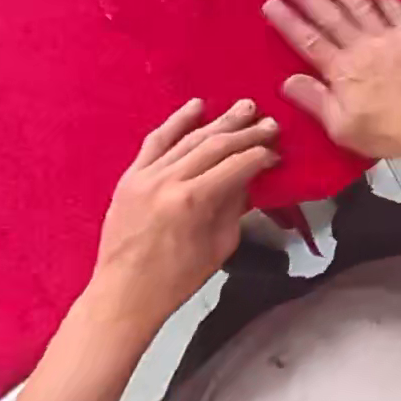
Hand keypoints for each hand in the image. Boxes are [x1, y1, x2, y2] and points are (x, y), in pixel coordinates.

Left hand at [88, 99, 278, 320]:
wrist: (123, 294)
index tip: (277, 152)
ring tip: (245, 107)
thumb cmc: (178, 279)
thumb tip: (249, 177)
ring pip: (189, 138)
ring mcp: (146, 175)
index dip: (261, 156)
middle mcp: (169, 180)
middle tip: (270, 122)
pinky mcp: (130, 176)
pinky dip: (177, 121)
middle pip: (216, 145)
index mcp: (193, 201)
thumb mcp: (220, 245)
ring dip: (220, 120)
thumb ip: (235, 206)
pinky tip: (196, 106)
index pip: (236, 165)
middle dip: (247, 132)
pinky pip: (156, 141)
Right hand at [262, 0, 400, 163]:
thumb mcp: (341, 127)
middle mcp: (361, 47)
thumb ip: (315, 100)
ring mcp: (388, 38)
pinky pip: (395, 8)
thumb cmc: (385, 132)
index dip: (288, 20)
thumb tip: (287, 80)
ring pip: (358, 5)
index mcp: (341, 70)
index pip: (308, 39)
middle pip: (328, 16)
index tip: (271, 3)